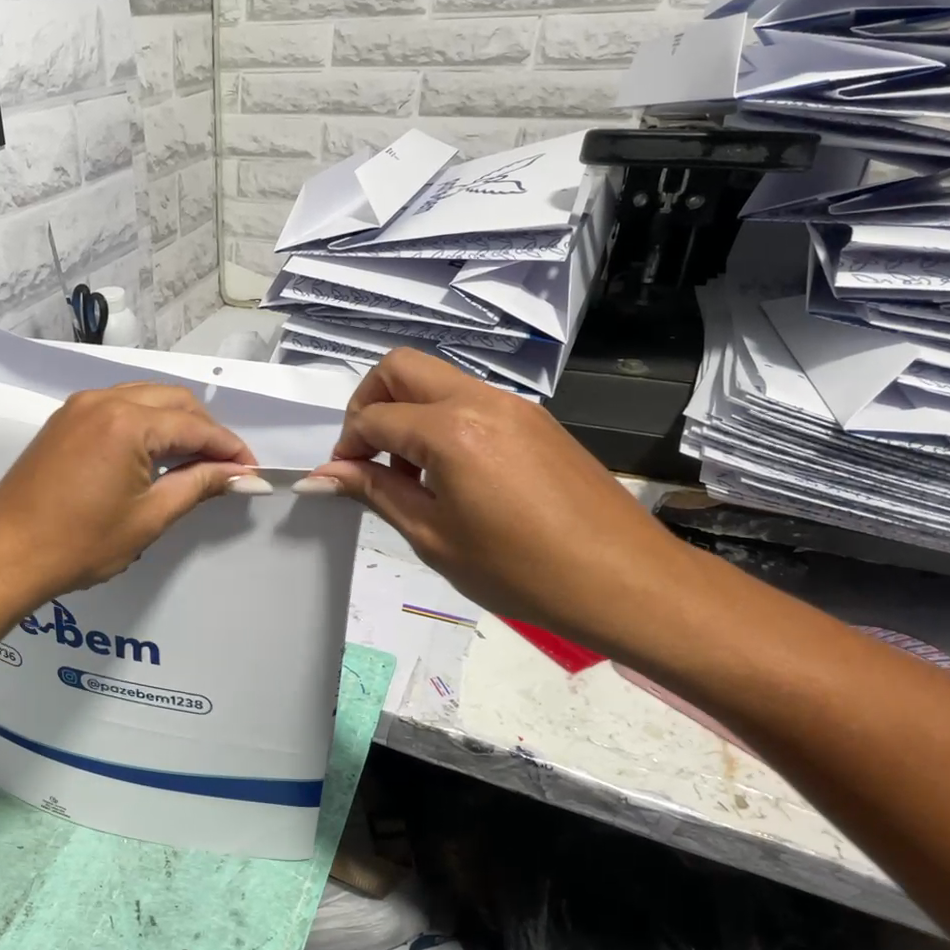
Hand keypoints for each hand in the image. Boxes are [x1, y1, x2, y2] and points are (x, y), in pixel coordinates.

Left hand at [0, 384, 257, 605]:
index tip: (251, 471)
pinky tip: (152, 454)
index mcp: (126, 422)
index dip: (229, 448)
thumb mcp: (149, 517)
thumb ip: (198, 485)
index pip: (195, 426)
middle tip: (224, 468)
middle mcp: (102, 400)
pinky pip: (117, 406)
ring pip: (144, 398)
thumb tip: (239, 474)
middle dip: (204, 431)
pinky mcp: (63, 420)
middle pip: (173, 401)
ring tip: (192, 463)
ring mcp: (78, 407)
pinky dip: (143, 423)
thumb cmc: (79, 544)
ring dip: (174, 423)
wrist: (5, 555)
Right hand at [304, 349, 693, 642]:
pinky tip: (453, 476)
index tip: (341, 479)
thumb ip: (376, 492)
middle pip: (401, 367)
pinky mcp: (537, 421)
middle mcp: (481, 401)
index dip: (346, 446)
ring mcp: (515, 407)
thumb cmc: (520, 570)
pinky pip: (471, 401)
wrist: (626, 582)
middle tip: (368, 455)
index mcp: (451, 430)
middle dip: (369, 403)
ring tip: (412, 474)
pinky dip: (442, 421)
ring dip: (407, 412)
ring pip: (438, 380)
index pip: (374, 418)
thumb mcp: (433, 536)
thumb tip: (323, 474)